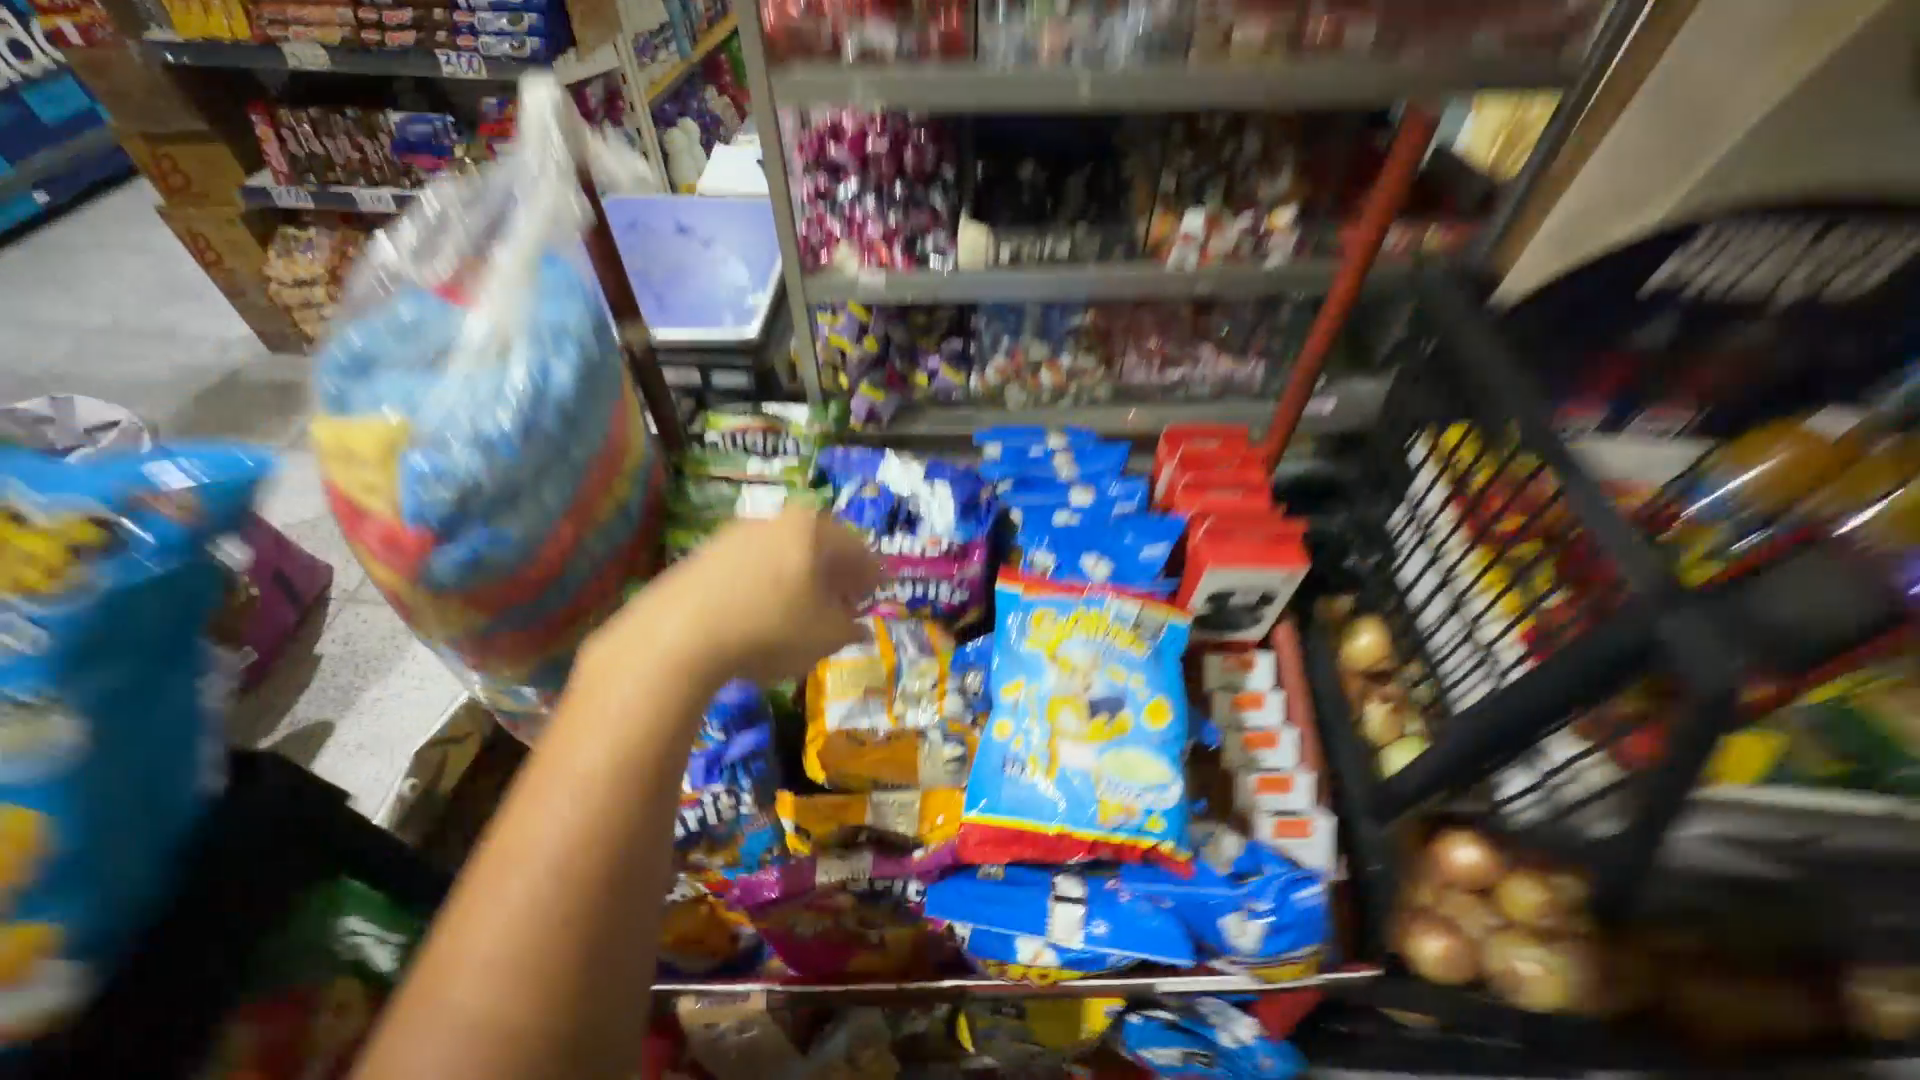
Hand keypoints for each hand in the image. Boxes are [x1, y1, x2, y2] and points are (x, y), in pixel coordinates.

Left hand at [589, 506, 882, 686]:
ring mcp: (735, 534)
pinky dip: (766, 587)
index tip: (873, 599)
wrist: (678, 634)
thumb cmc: (771, 628)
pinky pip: (751, 568)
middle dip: (834, 576)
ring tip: (801, 615)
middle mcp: (776, 519)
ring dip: (798, 581)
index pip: (859, 550)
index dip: (871, 578)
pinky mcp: (704, 556)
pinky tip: (761, 617)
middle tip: (841, 606)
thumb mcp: (826, 637)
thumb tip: (854, 625)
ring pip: (783, 555)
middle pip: (819, 546)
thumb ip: (849, 628)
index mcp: (814, 529)